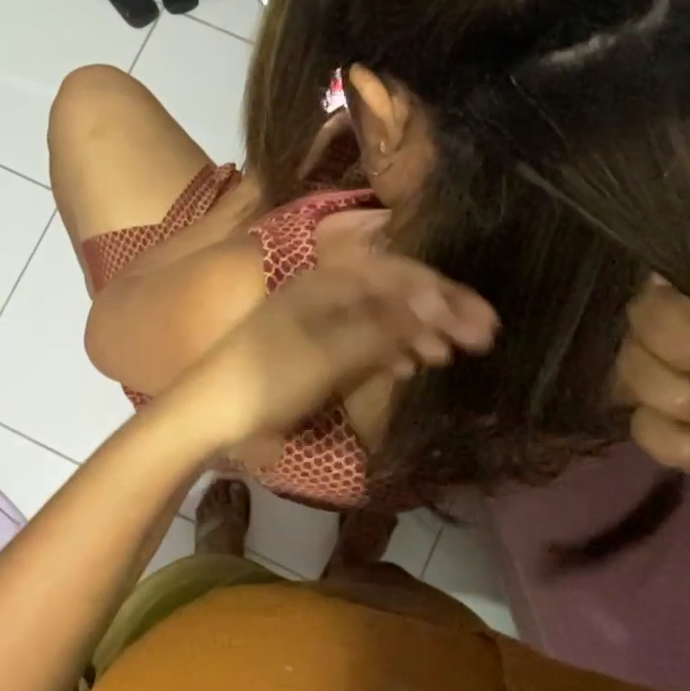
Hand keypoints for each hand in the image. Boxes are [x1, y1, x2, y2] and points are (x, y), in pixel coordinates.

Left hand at [166, 256, 496, 451]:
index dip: (441, 294)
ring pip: (380, 317)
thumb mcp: (329, 354)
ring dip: (417, 332)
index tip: (480, 322)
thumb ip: (384, 329)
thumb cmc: (266, 380)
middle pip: (392, 293)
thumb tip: (436, 305)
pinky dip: (389, 350)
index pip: (397, 274)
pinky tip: (408, 366)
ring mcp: (316, 322)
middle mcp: (323, 294)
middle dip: (439, 311)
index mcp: (325, 283)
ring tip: (449, 354)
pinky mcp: (311, 351)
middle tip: (483, 336)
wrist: (206, 416)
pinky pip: (361, 341)